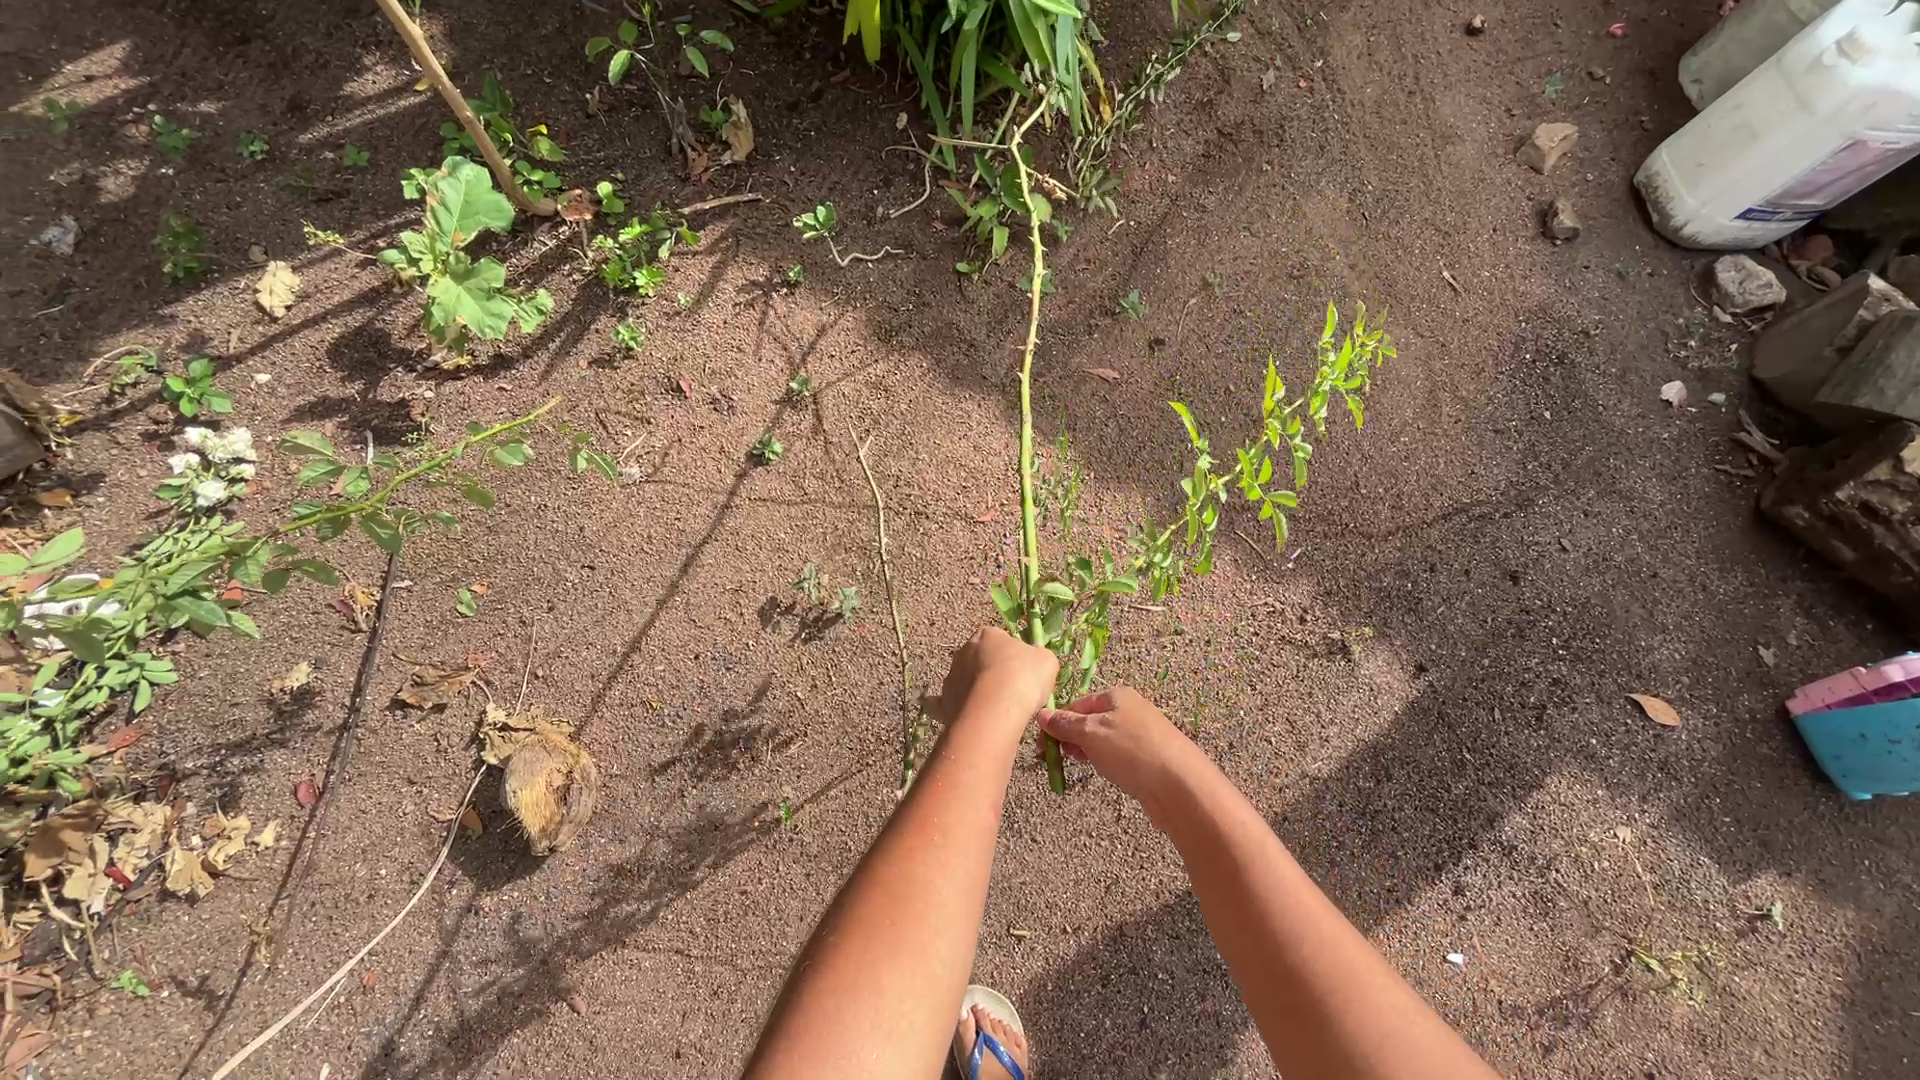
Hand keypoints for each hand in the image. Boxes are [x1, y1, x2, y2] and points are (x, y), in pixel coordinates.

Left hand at [933, 627, 1057, 734]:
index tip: (1022, 670)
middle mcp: (964, 651)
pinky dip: (956, 710)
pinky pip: (948, 705)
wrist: (995, 711)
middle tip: (1010, 690)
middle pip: (979, 659)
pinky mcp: (944, 703)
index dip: (1012, 654)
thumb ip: (1038, 656)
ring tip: (995, 710)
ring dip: (976, 691)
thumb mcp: (1046, 661)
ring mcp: (951, 677)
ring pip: (965, 682)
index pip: (999, 638)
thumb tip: (1035, 659)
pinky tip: (967, 719)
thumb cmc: (1023, 678)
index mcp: (987, 634)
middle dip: (991, 672)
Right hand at [1038, 685, 1207, 811]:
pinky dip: (1104, 761)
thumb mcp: (1090, 733)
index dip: (1056, 722)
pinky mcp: (1148, 756)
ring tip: (1078, 765)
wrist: (1180, 785)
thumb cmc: (1132, 751)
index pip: (1076, 704)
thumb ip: (1064, 724)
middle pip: (1089, 720)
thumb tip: (1042, 714)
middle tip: (1055, 758)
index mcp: (1116, 696)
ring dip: (1086, 751)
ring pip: (1102, 739)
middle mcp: (1129, 710)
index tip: (1041, 745)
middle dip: (1069, 738)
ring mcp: (1140, 733)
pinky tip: (1103, 772)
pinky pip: (1117, 754)